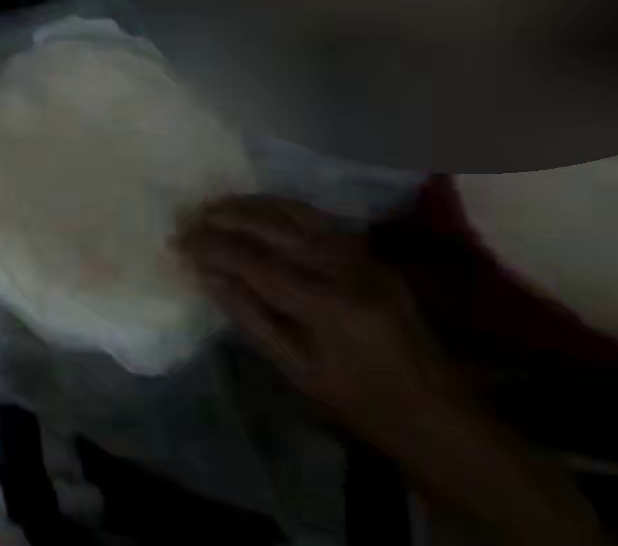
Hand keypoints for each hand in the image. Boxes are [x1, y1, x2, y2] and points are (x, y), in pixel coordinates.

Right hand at [179, 196, 470, 439]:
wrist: (439, 413)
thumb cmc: (361, 403)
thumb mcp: (297, 370)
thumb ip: (250, 316)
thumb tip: (206, 275)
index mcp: (326, 304)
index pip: (253, 261)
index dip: (211, 247)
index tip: (178, 241)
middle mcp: (343, 267)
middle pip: (270, 227)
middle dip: (223, 218)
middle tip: (187, 216)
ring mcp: (360, 254)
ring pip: (293, 212)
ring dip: (248, 205)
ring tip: (213, 205)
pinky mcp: (368, 251)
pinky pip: (315, 216)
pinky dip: (279, 207)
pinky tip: (257, 208)